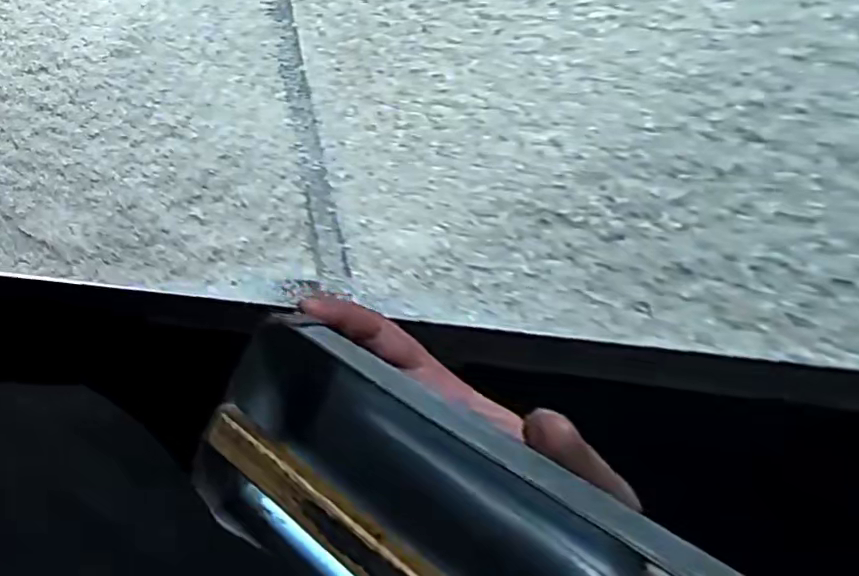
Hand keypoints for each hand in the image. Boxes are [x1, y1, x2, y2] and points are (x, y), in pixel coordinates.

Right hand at [299, 297, 640, 510]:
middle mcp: (406, 412)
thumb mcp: (591, 486)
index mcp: (441, 396)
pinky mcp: (380, 487)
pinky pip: (337, 462)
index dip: (347, 318)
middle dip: (308, 342)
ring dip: (301, 385)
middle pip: (345, 364)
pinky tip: (286, 449)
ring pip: (333, 406)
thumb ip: (581, 459)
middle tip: (277, 338)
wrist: (562, 562)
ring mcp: (388, 446)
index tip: (311, 309)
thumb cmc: (578, 518)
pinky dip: (308, 446)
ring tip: (267, 381)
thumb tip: (547, 421)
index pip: (383, 342)